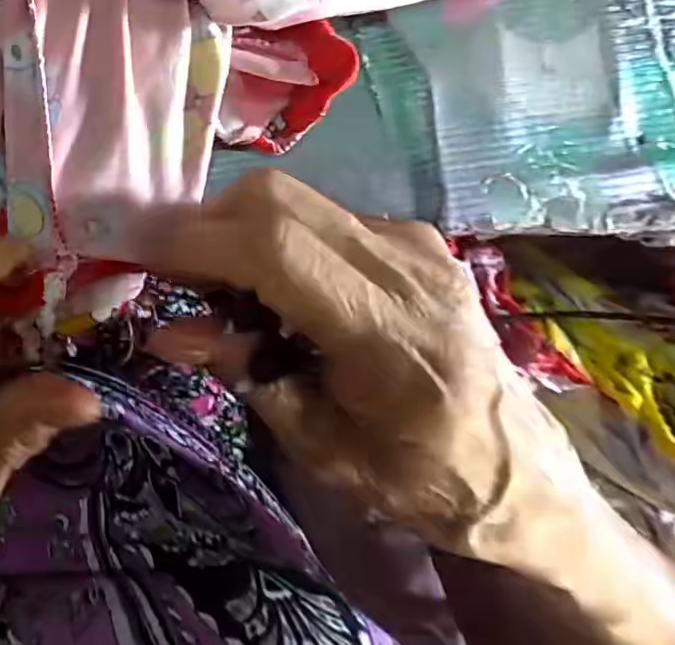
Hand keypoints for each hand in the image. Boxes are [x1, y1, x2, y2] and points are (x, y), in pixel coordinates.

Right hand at [142, 169, 561, 554]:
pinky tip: (273, 279)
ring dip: (231, 225)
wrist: (529, 479)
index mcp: (390, 333)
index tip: (145, 264)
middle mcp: (405, 268)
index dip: (194, 245)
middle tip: (180, 275)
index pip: (272, 248)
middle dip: (204, 226)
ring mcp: (413, 242)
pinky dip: (267, 231)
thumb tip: (163, 333)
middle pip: (271, 199)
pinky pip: (312, 208)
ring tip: (222, 279)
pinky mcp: (411, 235)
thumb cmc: (422, 478)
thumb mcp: (319, 445)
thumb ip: (241, 374)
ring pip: (286, 194)